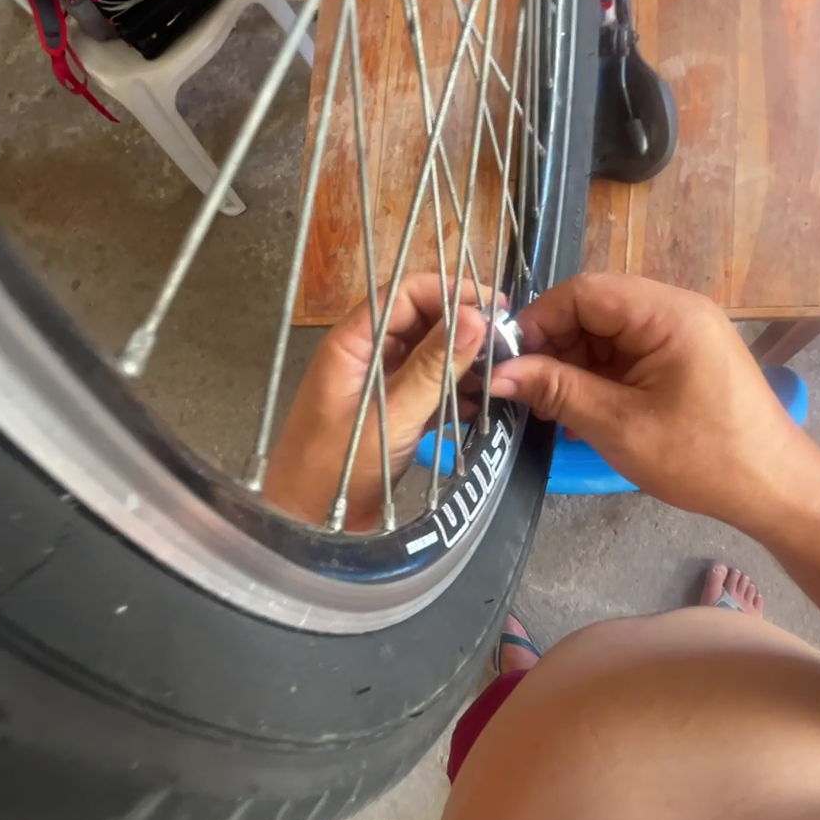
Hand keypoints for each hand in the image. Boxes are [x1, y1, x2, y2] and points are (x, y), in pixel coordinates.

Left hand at [263, 274, 491, 529]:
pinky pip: (430, 390)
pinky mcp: (392, 416)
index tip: (497, 306)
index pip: (404, 293)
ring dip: (464, 362)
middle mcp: (366, 357)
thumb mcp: (391, 416)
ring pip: (429, 357)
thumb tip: (477, 317)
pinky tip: (486, 403)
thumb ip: (434, 367)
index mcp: (352, 343)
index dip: (451, 292)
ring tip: (504, 374)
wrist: (309, 527)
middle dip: (464, 328)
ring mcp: (380, 387)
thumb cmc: (337, 469)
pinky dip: (456, 393)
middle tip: (510, 343)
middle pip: (420, 322)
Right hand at [488, 275, 818, 526]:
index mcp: (666, 313)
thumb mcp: (617, 425)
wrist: (773, 489)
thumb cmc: (700, 457)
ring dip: (571, 368)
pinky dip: (595, 379)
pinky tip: (581, 413)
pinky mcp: (678, 358)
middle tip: (529, 394)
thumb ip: (554, 391)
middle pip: (591, 309)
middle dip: (553, 348)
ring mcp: (678, 334)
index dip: (538, 322)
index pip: (582, 291)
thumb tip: (497, 374)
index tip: (510, 364)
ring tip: (554, 411)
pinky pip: (622, 354)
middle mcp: (673, 310)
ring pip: (602, 334)